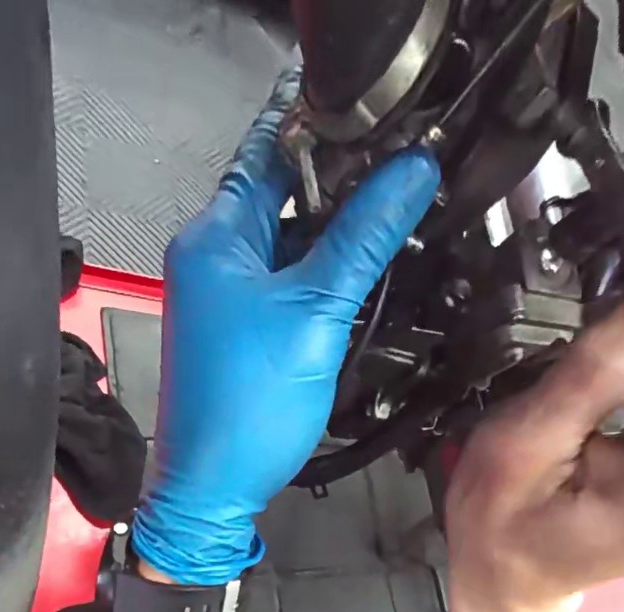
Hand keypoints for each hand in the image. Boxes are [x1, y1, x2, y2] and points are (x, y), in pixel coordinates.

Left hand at [129, 71, 441, 584]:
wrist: (214, 486)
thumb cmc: (247, 407)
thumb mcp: (315, 315)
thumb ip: (362, 240)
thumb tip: (410, 173)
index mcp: (215, 238)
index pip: (273, 150)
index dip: (327, 127)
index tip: (381, 114)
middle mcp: (213, 257)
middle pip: (284, 195)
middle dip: (343, 184)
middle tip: (404, 174)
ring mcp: (226, 295)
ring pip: (289, 242)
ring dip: (336, 232)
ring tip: (394, 219)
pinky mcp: (242, 327)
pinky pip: (287, 282)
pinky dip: (321, 273)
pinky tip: (360, 273)